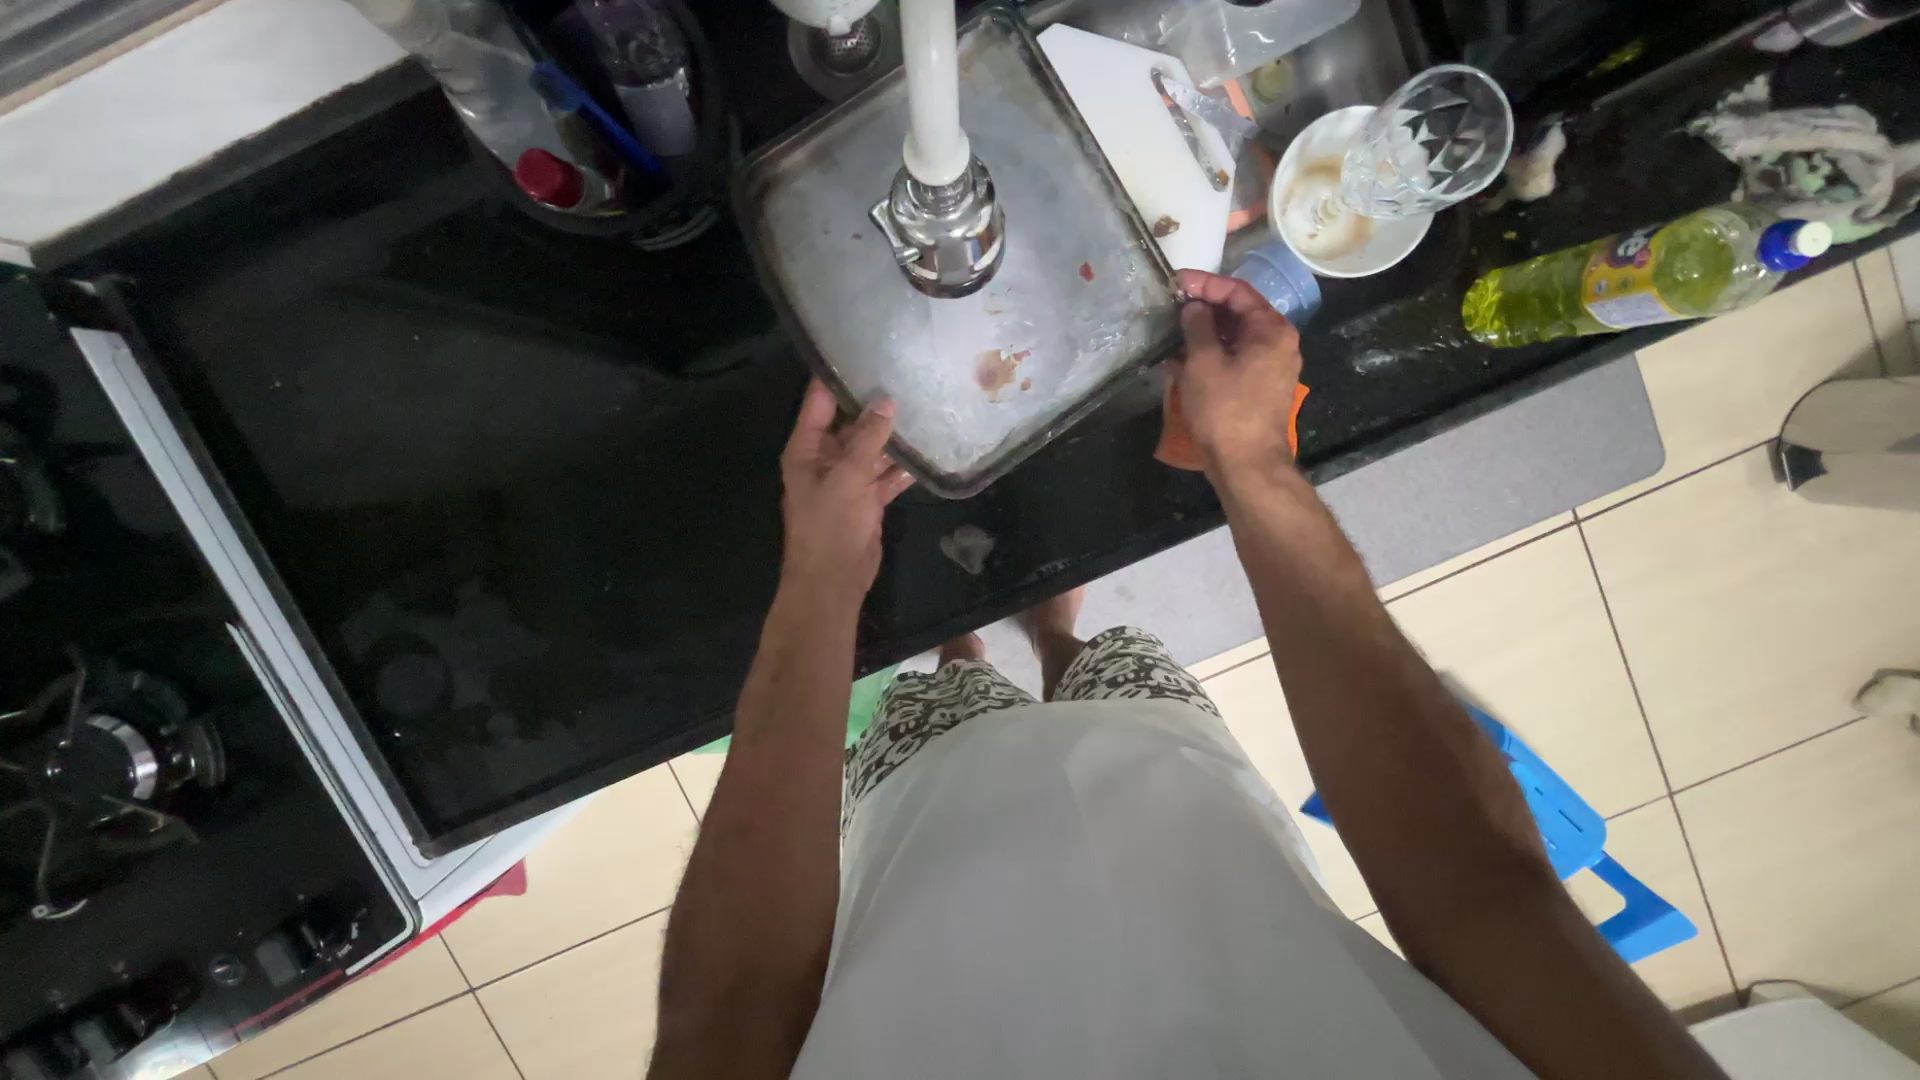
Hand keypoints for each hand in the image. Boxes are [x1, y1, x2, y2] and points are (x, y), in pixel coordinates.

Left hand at [778, 380, 915, 602]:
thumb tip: (887, 402)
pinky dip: (902, 468)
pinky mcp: (867, 499)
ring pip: (872, 450)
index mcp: (807, 449)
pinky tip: (927, 452)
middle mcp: (825, 459)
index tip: (867, 352)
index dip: (840, 377)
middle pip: (852, 424)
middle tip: (908, 377)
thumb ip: (868, 438)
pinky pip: (886, 475)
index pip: (821, 402)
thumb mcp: (847, 477)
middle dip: (877, 407)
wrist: (833, 580)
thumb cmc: (829, 526)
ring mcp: (848, 480)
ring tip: (925, 409)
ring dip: (894, 438)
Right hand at [1171, 268, 1303, 478]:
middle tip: (1171, 306)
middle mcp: (1277, 344)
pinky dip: (1209, 357)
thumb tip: (1193, 307)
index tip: (1176, 281)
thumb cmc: (1225, 409)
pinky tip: (1179, 362)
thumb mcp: (1203, 363)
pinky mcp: (1257, 389)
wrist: (1246, 463)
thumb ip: (1197, 327)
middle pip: (1238, 314)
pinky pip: (1232, 361)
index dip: (1205, 283)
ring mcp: (1269, 368)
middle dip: (1203, 309)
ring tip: (1169, 333)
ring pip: (1233, 339)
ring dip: (1202, 335)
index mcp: (1271, 330)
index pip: (1238, 292)